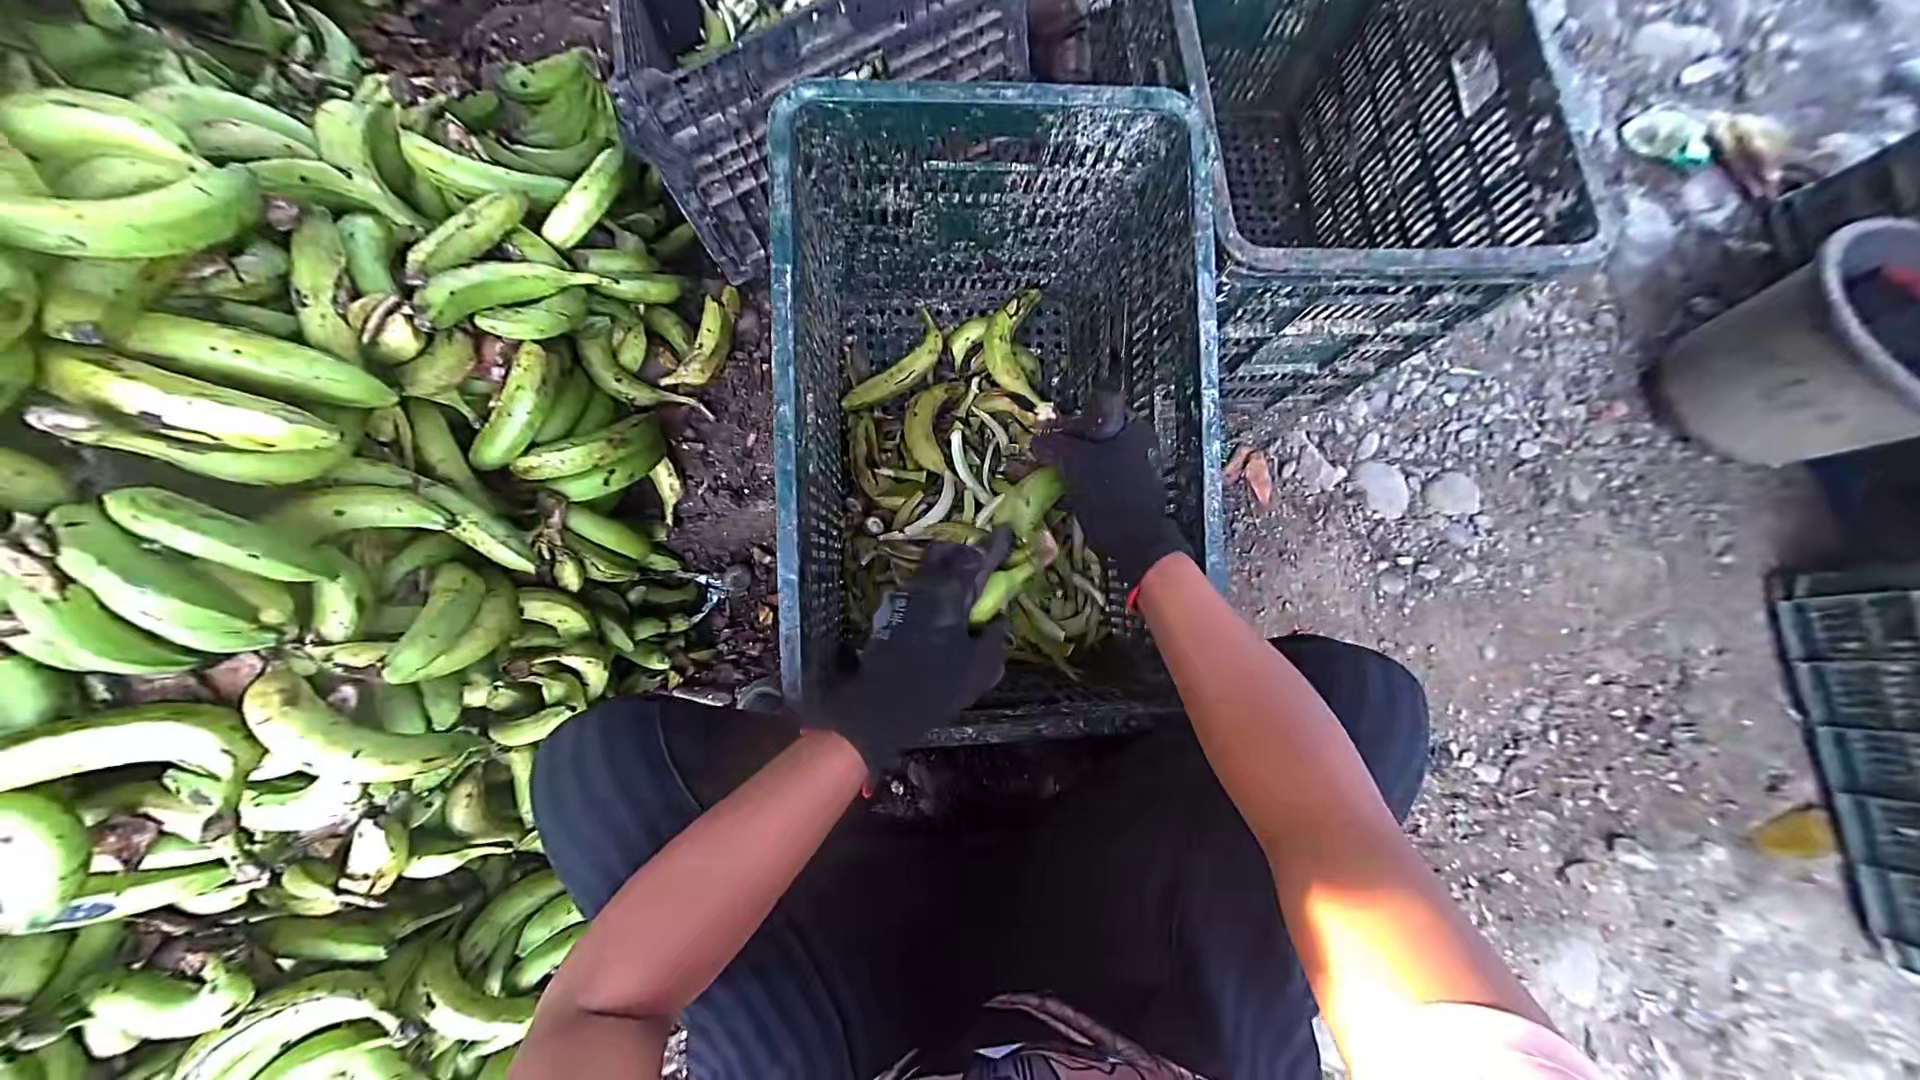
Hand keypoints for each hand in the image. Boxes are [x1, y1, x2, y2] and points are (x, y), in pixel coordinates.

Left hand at [811, 528, 1012, 766]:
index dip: (996, 544)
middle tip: (986, 564)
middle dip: (968, 552)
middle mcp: (926, 585)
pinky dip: (938, 591)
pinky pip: (922, 589)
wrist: (881, 704)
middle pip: (947, 553)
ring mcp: (906, 597)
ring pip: (931, 570)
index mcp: (951, 592)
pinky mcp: (894, 612)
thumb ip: (996, 638)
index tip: (1008, 531)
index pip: (978, 557)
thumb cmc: (937, 685)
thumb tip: (997, 620)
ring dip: (950, 572)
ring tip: (968, 593)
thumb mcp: (982, 668)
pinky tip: (947, 614)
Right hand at [1034, 417, 1191, 589]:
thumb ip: (1056, 446)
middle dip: (1057, 446)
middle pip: (1085, 436)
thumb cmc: (1113, 498)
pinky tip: (1050, 489)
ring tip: (1034, 473)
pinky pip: (1086, 479)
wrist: (1135, 545)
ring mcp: (1124, 470)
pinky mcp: (1116, 491)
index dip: (1065, 422)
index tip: (1045, 434)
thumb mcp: (1078, 465)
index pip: (1090, 411)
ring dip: (1058, 465)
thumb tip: (1036, 440)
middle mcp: (1131, 444)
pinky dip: (1068, 482)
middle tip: (1036, 455)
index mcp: (1129, 428)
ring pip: (1083, 459)